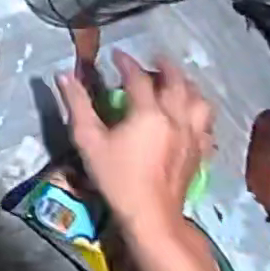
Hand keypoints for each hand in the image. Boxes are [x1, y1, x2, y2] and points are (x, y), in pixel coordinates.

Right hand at [56, 50, 212, 241]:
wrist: (151, 216)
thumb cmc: (116, 176)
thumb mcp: (88, 139)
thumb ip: (77, 104)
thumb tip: (64, 75)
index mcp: (149, 114)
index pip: (138, 78)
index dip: (126, 62)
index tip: (115, 54)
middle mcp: (176, 120)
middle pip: (178, 84)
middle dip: (166, 67)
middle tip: (153, 58)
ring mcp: (192, 137)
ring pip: (199, 102)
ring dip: (188, 87)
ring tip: (176, 82)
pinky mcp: (199, 153)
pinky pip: (206, 124)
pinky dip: (198, 112)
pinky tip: (189, 114)